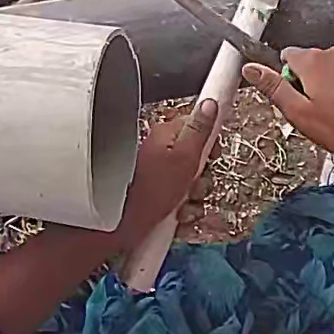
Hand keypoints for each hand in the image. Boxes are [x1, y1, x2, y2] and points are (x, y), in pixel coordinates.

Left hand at [111, 97, 219, 247]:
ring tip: (181, 208)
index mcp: (166, 135)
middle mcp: (161, 153)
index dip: (210, 142)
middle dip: (203, 179)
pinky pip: (182, 202)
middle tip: (193, 187)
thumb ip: (200, 131)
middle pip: (198, 159)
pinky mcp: (158, 198)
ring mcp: (159, 176)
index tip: (213, 155)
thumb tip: (210, 103)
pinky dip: (183, 212)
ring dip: (193, 200)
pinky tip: (176, 219)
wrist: (120, 230)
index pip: (197, 126)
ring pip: (192, 184)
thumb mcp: (184, 159)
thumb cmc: (147, 193)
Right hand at [242, 47, 333, 168]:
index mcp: (312, 60)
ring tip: (329, 116)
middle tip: (309, 113)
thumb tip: (251, 69)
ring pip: (322, 73)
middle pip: (303, 64)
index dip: (283, 80)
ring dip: (320, 91)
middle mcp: (331, 55)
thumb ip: (272, 87)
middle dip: (302, 85)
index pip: (283, 57)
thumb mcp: (298, 112)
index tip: (290, 99)